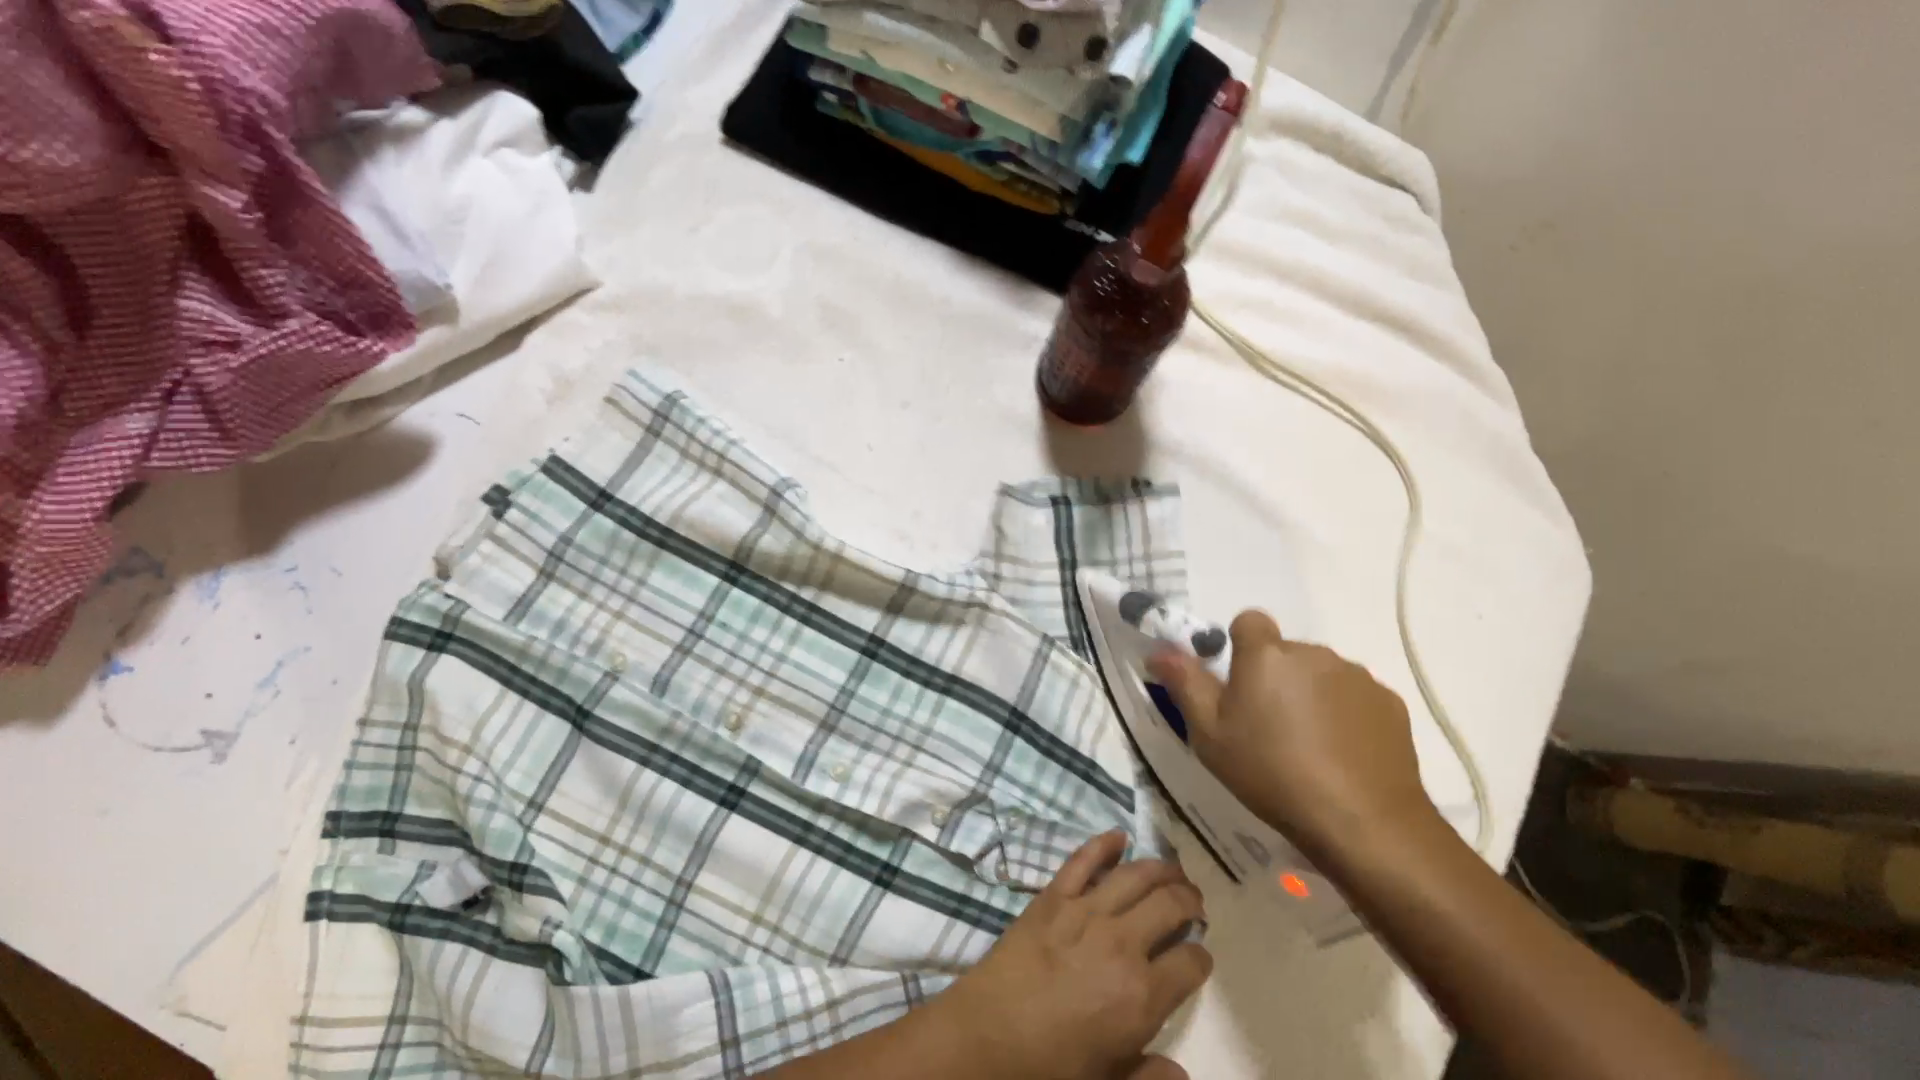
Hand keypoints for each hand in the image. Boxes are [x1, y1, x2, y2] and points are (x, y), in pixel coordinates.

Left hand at [927, 831, 1210, 1079]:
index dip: (1200, 958)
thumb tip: (1182, 1072)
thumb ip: (1149, 1077)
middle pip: (1171, 905)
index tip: (1197, 957)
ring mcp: (1085, 913)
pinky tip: (1118, 836)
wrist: (983, 1037)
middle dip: (1190, 902)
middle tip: (1193, 904)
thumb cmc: (1047, 1067)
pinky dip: (1103, 844)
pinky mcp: (1052, 898)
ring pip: (1135, 875)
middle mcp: (1122, 944)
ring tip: (1173, 871)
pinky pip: (1082, 861)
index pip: (1192, 962)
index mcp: (1141, 996)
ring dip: (1161, 869)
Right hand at [1146, 611, 1441, 857]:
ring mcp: (1357, 676)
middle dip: (1275, 678)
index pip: (1249, 622)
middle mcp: (1314, 653)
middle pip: (1286, 653)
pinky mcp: (1389, 703)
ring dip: (1311, 697)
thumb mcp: (1210, 736)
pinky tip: (1341, 756)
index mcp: (1266, 655)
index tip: (1236, 686)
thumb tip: (1160, 650)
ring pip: (1322, 676)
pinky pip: (1356, 699)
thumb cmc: (1271, 773)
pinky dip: (1346, 717)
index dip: (1239, 647)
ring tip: (1307, 747)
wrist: (1361, 819)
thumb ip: (1185, 684)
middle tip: (1265, 728)